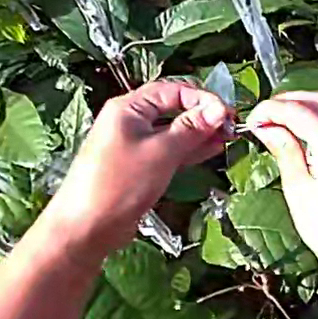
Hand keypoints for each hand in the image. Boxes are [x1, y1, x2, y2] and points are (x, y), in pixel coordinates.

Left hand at [38, 80, 231, 255]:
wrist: (86, 227)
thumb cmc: (119, 183)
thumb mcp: (161, 152)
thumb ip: (190, 129)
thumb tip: (217, 109)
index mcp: (128, 108)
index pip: (171, 91)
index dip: (201, 98)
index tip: (226, 112)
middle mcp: (130, 122)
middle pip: (172, 109)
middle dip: (202, 115)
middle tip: (230, 126)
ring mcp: (134, 145)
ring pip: (172, 132)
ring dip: (199, 134)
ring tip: (227, 137)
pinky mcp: (139, 167)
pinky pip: (168, 151)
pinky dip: (188, 150)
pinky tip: (210, 149)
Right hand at [246, 92, 317, 272]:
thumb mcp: (297, 186)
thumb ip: (284, 149)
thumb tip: (265, 126)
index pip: (297, 110)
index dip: (270, 110)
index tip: (251, 119)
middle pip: (315, 100)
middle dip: (285, 102)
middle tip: (261, 117)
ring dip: (303, 104)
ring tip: (279, 119)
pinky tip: (306, 126)